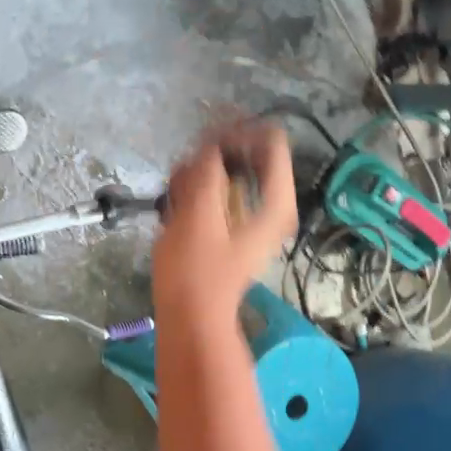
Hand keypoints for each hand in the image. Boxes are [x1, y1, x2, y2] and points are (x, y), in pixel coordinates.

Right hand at [152, 122, 298, 325]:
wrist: (189, 318)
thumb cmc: (196, 271)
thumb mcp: (200, 216)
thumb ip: (208, 173)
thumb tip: (211, 146)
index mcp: (275, 202)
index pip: (271, 141)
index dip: (238, 132)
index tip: (205, 141)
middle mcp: (269, 205)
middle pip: (246, 155)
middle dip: (210, 157)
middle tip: (185, 175)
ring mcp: (247, 216)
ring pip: (225, 173)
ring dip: (196, 176)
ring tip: (175, 197)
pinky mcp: (227, 226)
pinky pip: (214, 193)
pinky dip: (194, 193)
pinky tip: (175, 207)